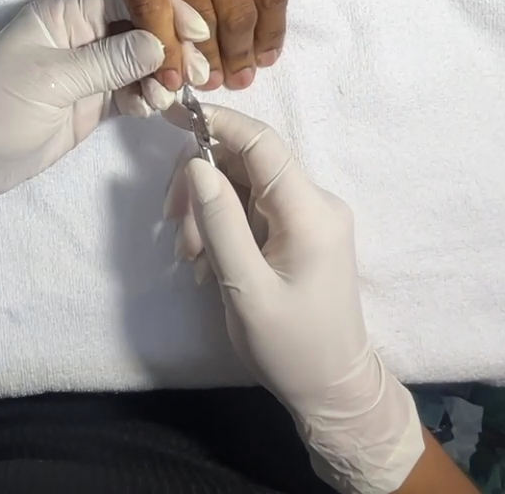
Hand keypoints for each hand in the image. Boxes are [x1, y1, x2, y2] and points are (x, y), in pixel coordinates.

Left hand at [0, 0, 179, 227]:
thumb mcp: (52, 79)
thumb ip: (108, 61)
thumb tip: (160, 44)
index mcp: (61, 14)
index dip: (161, 7)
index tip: (197, 30)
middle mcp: (78, 34)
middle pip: (137, 26)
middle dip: (170, 45)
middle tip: (196, 71)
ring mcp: (86, 69)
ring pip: (139, 59)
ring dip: (162, 74)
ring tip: (169, 94)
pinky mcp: (91, 101)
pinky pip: (130, 89)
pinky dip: (146, 96)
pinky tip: (152, 107)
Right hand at [69, 0, 290, 93]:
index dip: (273, 31)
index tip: (268, 55)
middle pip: (239, 13)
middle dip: (243, 53)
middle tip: (241, 78)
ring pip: (199, 19)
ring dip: (209, 58)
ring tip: (212, 81)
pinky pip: (152, 12)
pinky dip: (162, 50)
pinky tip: (171, 77)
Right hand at [171, 105, 423, 493]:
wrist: (333, 392)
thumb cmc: (291, 347)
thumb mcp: (247, 290)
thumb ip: (220, 223)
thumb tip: (195, 163)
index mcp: (309, 212)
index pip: (261, 143)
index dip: (217, 121)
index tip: (171, 113)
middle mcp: (314, 201)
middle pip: (243, 160)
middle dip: (200, 184)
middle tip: (175, 228)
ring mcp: (306, 213)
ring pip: (239, 181)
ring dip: (205, 208)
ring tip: (190, 254)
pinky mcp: (296, 227)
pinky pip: (248, 203)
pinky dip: (219, 221)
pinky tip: (205, 257)